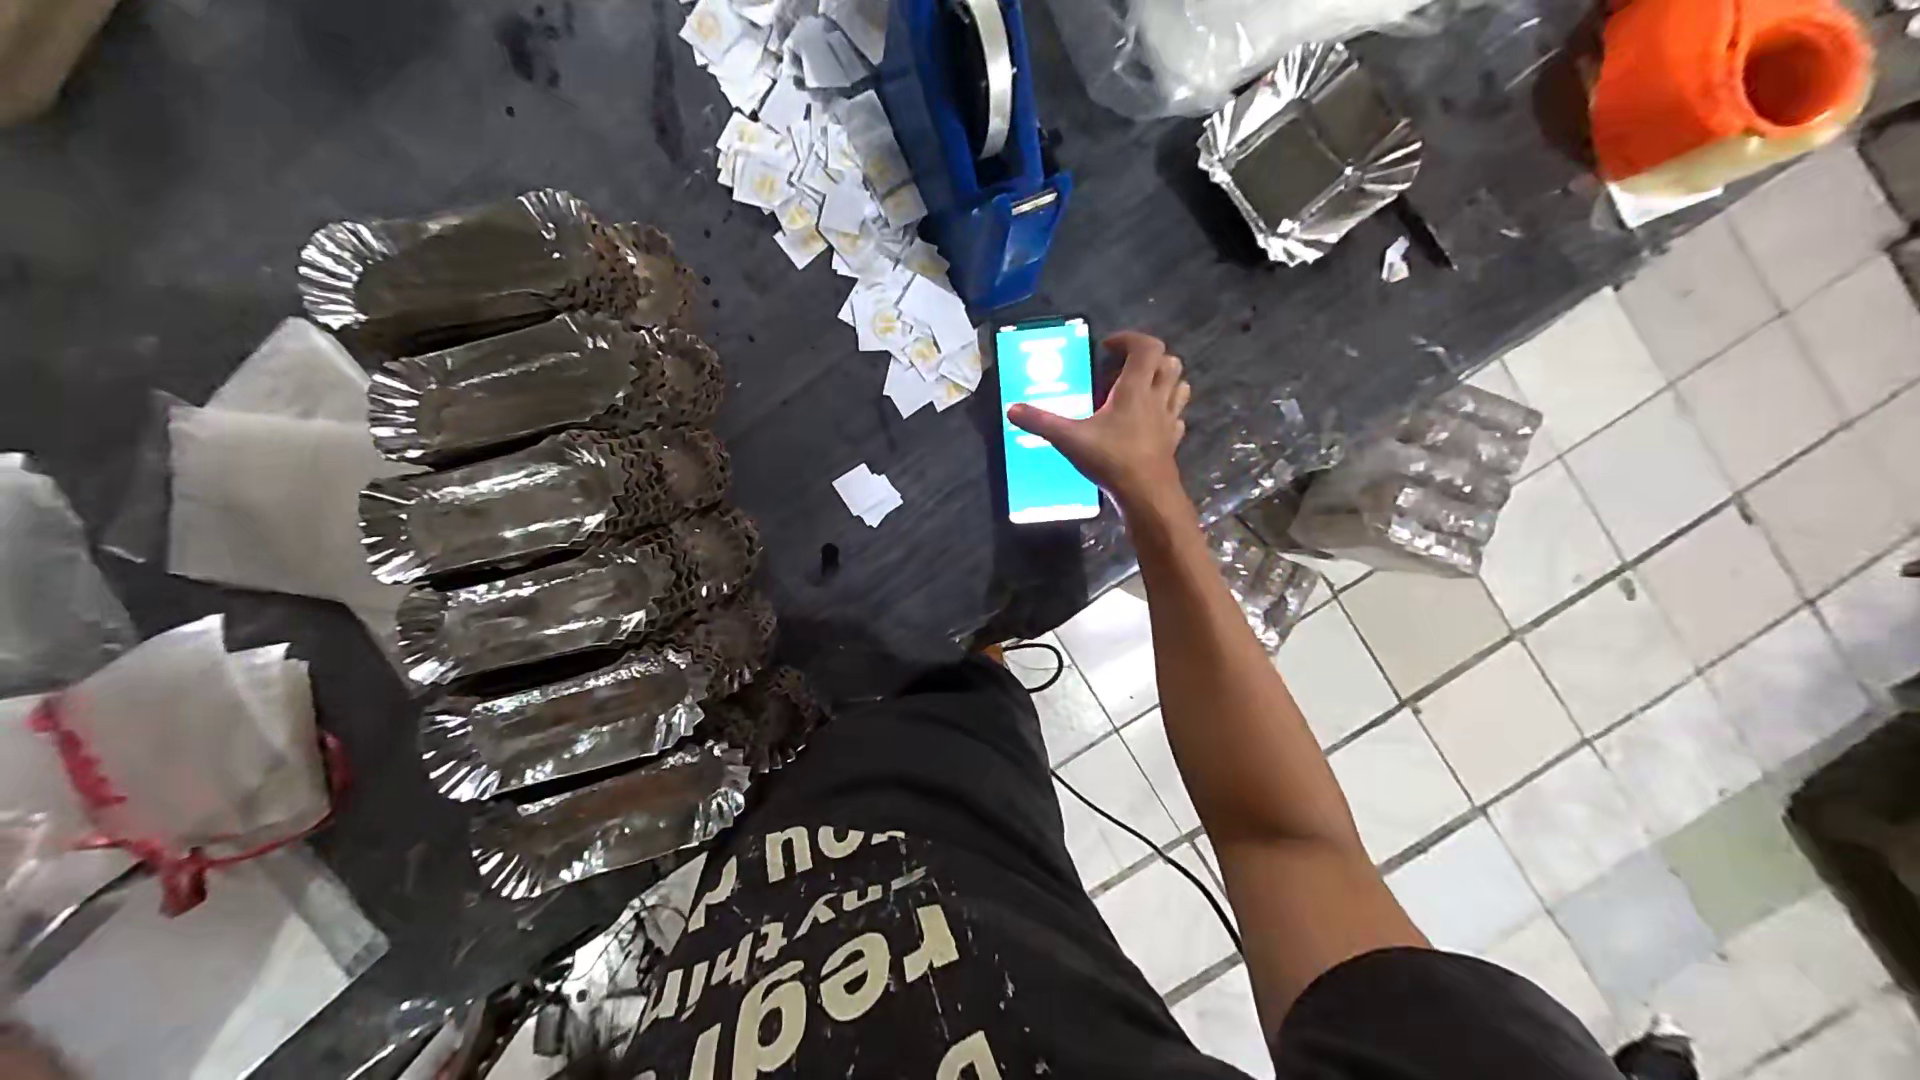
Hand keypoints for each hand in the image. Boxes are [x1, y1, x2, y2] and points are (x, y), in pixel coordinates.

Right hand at [1007, 330, 1191, 510]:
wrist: (1147, 495)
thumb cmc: (1111, 460)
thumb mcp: (1070, 439)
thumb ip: (1041, 422)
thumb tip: (1012, 409)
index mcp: (1135, 389)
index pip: (1147, 347)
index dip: (1129, 339)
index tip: (1107, 347)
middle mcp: (1157, 398)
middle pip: (1169, 362)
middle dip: (1147, 358)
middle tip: (1120, 370)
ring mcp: (1169, 420)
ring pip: (1179, 386)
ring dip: (1162, 381)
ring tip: (1138, 390)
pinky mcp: (1172, 441)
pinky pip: (1176, 417)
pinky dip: (1166, 412)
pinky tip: (1148, 422)